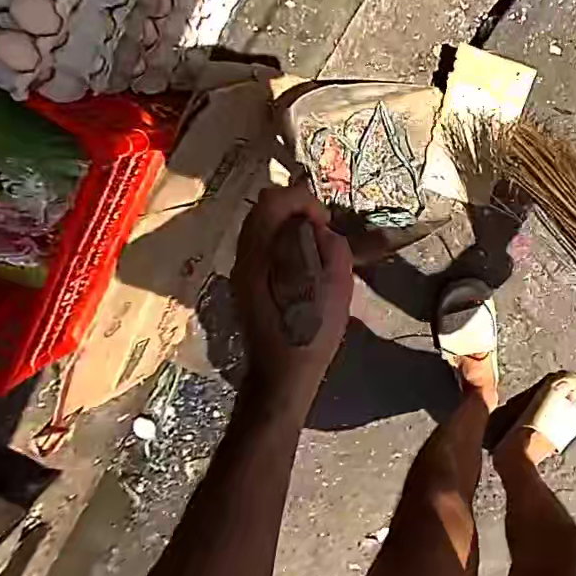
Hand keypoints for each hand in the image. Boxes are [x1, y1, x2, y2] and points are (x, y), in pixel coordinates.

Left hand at [230, 185, 353, 394]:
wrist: (283, 374)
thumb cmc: (313, 331)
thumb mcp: (335, 285)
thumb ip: (329, 247)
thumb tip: (318, 231)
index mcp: (262, 253)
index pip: (276, 200)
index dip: (305, 201)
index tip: (325, 221)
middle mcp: (244, 256)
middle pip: (264, 209)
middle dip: (296, 210)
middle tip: (321, 228)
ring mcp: (240, 271)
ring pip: (261, 227)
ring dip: (288, 226)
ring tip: (314, 245)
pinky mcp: (244, 284)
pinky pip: (261, 247)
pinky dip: (282, 244)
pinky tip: (302, 265)